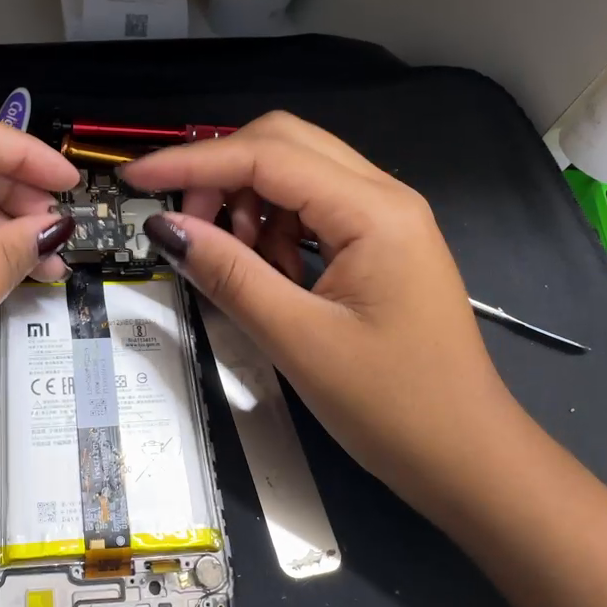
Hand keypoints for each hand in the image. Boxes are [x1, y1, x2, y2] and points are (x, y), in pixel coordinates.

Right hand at [121, 111, 524, 508]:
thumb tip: (163, 226)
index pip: (266, 155)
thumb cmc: (394, 408)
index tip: (136, 179)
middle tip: (188, 228)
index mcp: (374, 211)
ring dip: (250, 205)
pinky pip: (312, 209)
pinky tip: (271, 275)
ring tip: (237, 266)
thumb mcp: (299, 341)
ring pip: (295, 175)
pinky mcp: (380, 244)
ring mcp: (386, 218)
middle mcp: (383, 197)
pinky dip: (275, 230)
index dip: (193, 162)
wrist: (470, 461)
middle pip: (283, 145)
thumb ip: (229, 274)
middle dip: (223, 175)